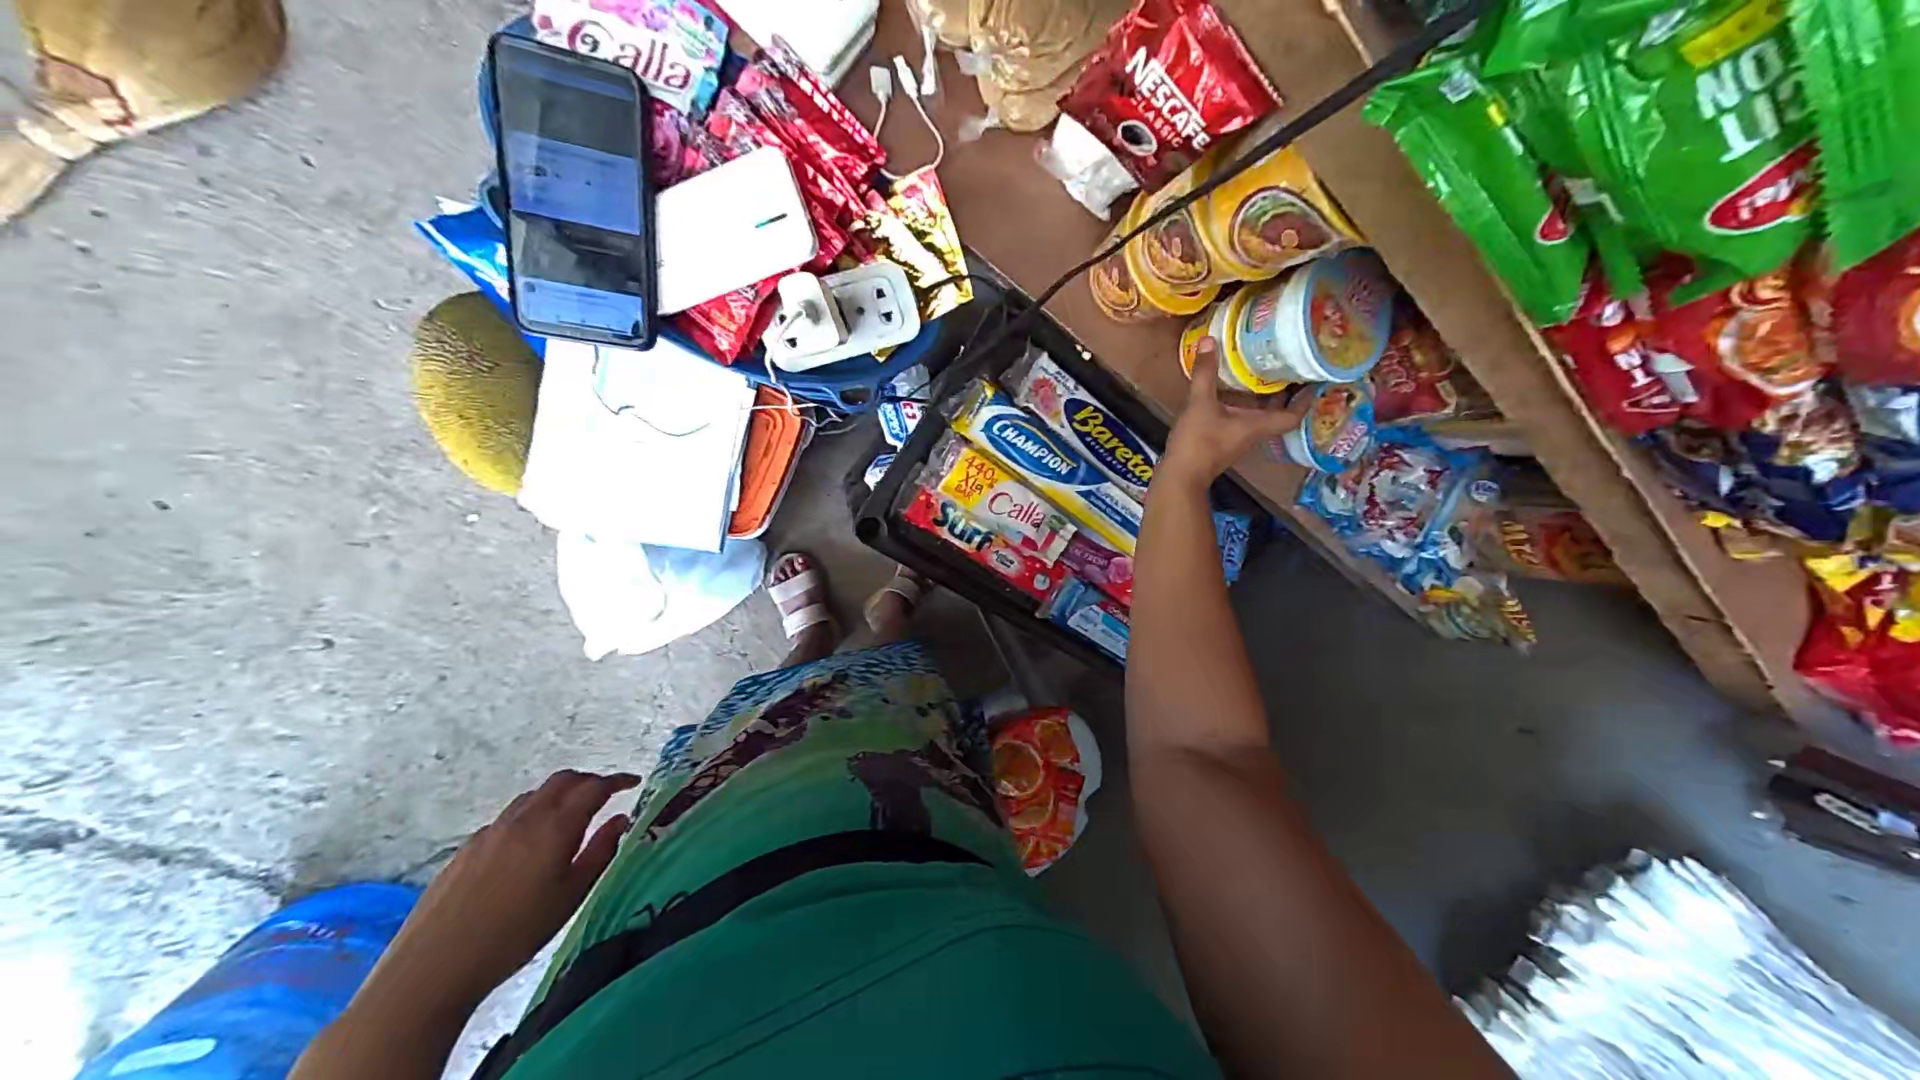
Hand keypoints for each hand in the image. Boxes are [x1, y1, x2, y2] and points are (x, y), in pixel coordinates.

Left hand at [361, 770, 639, 1017]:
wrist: (434, 966)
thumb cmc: (517, 933)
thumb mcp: (572, 895)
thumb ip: (601, 852)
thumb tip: (620, 820)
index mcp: (555, 826)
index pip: (593, 787)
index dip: (617, 781)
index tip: (633, 782)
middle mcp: (524, 817)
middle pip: (562, 780)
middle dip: (588, 781)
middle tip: (606, 794)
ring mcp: (491, 830)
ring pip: (533, 795)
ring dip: (558, 795)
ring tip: (570, 817)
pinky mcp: (467, 847)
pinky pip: (509, 816)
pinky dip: (531, 815)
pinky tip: (529, 846)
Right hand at [1159, 338, 1302, 490]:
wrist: (1180, 476)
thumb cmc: (1198, 442)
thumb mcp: (1201, 404)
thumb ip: (1206, 373)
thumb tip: (1210, 341)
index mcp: (1257, 425)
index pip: (1292, 415)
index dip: (1305, 400)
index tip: (1313, 381)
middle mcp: (1252, 432)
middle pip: (1276, 414)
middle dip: (1284, 393)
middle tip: (1285, 368)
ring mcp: (1236, 439)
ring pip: (1257, 416)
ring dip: (1261, 398)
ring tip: (1259, 373)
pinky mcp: (1221, 442)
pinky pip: (1239, 419)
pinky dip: (1241, 405)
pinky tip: (1229, 392)